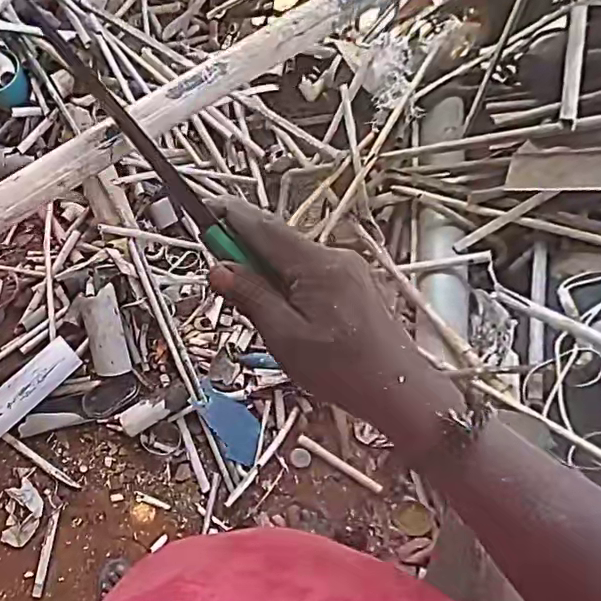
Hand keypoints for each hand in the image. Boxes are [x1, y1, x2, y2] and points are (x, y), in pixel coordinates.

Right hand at [204, 196, 465, 457]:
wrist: (398, 391)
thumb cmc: (346, 371)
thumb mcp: (284, 336)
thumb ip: (251, 297)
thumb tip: (220, 270)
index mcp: (318, 266)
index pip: (262, 228)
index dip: (228, 217)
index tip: (203, 210)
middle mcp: (335, 258)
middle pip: (275, 241)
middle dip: (241, 252)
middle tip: (217, 273)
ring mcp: (347, 269)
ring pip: (289, 259)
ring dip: (262, 273)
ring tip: (252, 309)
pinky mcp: (350, 284)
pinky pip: (306, 272)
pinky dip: (282, 283)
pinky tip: (278, 311)